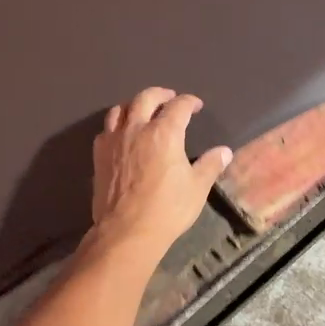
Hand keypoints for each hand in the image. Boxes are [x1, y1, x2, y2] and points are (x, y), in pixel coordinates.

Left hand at [87, 87, 231, 259]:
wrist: (127, 231)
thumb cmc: (167, 209)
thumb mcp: (196, 188)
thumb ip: (210, 165)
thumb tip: (225, 152)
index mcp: (164, 133)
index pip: (178, 107)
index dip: (189, 102)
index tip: (195, 106)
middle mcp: (136, 129)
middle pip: (145, 98)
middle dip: (160, 94)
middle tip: (169, 98)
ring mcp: (114, 141)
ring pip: (120, 110)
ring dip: (134, 105)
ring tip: (142, 111)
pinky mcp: (99, 156)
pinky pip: (106, 130)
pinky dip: (116, 126)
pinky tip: (121, 135)